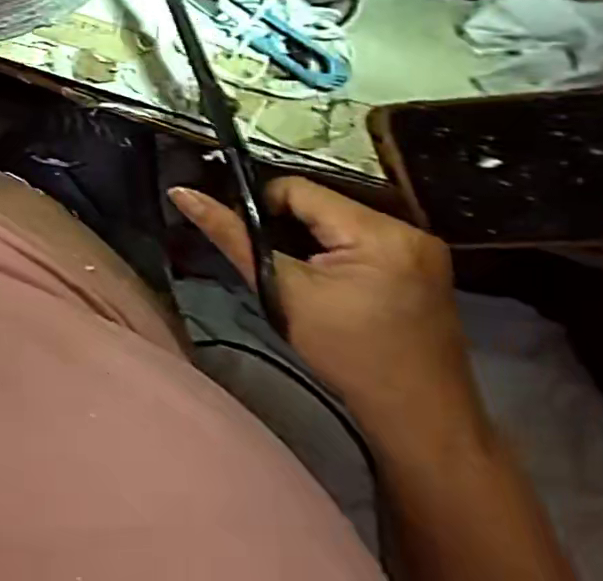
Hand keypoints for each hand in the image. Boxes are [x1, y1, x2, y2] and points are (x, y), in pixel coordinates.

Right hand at [167, 178, 479, 427]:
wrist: (418, 413)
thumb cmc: (346, 352)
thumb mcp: (279, 290)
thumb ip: (229, 235)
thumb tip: (181, 192)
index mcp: (378, 232)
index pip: (295, 188)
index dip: (258, 206)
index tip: (247, 239)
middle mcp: (408, 229)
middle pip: (317, 201)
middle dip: (282, 223)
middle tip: (268, 259)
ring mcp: (421, 246)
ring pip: (334, 217)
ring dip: (304, 235)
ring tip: (292, 270)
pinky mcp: (421, 263)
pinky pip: (357, 234)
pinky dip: (328, 247)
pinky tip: (321, 277)